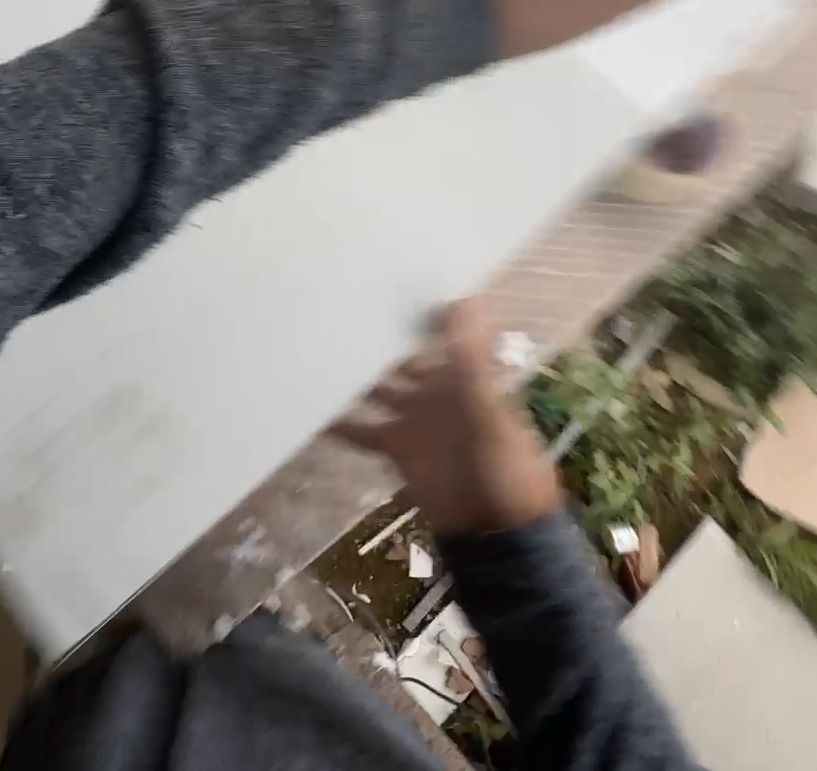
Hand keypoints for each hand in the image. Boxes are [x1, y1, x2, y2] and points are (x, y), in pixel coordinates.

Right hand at [332, 302, 561, 534]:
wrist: (496, 531)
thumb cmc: (505, 466)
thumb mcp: (491, 410)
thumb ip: (471, 360)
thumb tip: (458, 303)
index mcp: (465, 377)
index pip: (443, 333)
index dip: (425, 311)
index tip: (392, 284)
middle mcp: (436, 392)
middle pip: (402, 358)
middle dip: (379, 340)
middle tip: (340, 313)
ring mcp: (413, 419)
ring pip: (376, 389)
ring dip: (353, 377)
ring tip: (317, 353)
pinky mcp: (395, 447)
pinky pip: (359, 429)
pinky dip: (337, 421)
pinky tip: (311, 409)